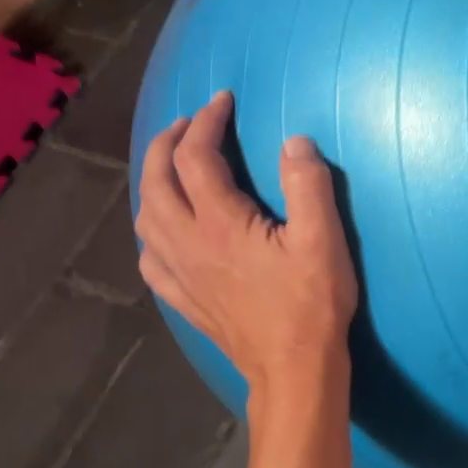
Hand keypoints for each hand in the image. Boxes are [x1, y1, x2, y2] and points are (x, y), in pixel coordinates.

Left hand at [135, 91, 358, 398]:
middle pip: (157, 182)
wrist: (292, 366)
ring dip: (154, 180)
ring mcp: (178, 273)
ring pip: (145, 216)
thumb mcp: (323, 239)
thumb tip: (293, 140)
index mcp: (219, 223)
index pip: (197, 159)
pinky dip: (151, 229)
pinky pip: (148, 255)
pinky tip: (164, 232)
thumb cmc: (312, 301)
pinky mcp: (182, 297)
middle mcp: (186, 242)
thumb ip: (308, 185)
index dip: (206, 123)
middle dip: (167, 143)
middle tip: (188, 121)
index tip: (221, 101)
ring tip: (174, 166)